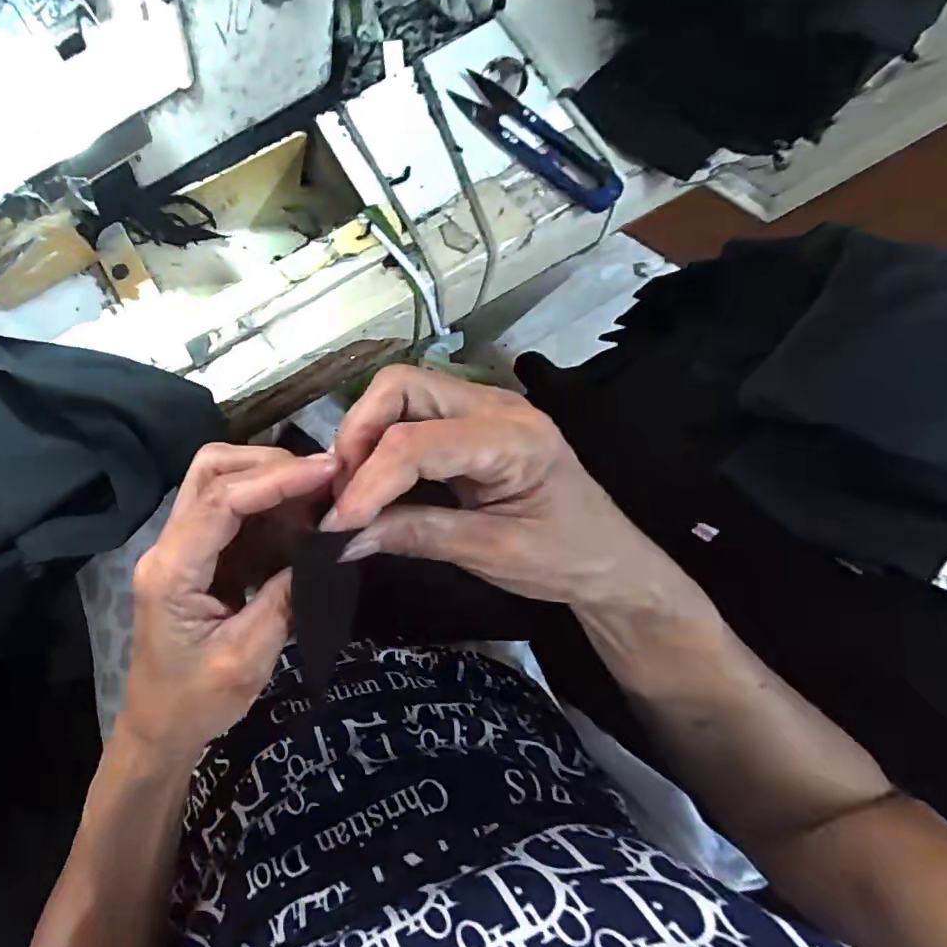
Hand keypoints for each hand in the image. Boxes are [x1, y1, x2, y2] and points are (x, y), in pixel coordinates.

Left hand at [125, 445, 337, 762]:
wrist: (159, 726)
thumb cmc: (196, 703)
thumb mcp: (247, 659)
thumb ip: (284, 599)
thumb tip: (327, 548)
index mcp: (171, 572)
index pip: (220, 501)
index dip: (276, 478)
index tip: (328, 472)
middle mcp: (167, 547)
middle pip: (210, 472)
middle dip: (269, 465)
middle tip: (325, 479)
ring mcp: (178, 548)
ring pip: (218, 484)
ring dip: (270, 483)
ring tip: (320, 496)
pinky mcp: (195, 557)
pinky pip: (230, 515)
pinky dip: (268, 509)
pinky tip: (302, 521)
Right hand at [322, 365, 705, 616]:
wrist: (611, 560)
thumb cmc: (565, 559)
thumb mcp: (493, 555)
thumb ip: (417, 536)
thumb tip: (344, 538)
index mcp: (515, 440)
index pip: (415, 443)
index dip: (367, 481)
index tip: (336, 523)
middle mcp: (494, 406)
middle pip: (399, 386)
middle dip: (356, 433)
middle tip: (342, 489)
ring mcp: (480, 406)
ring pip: (397, 391)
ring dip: (362, 434)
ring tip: (353, 486)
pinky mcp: (466, 418)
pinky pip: (407, 411)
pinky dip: (377, 440)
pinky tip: (372, 478)